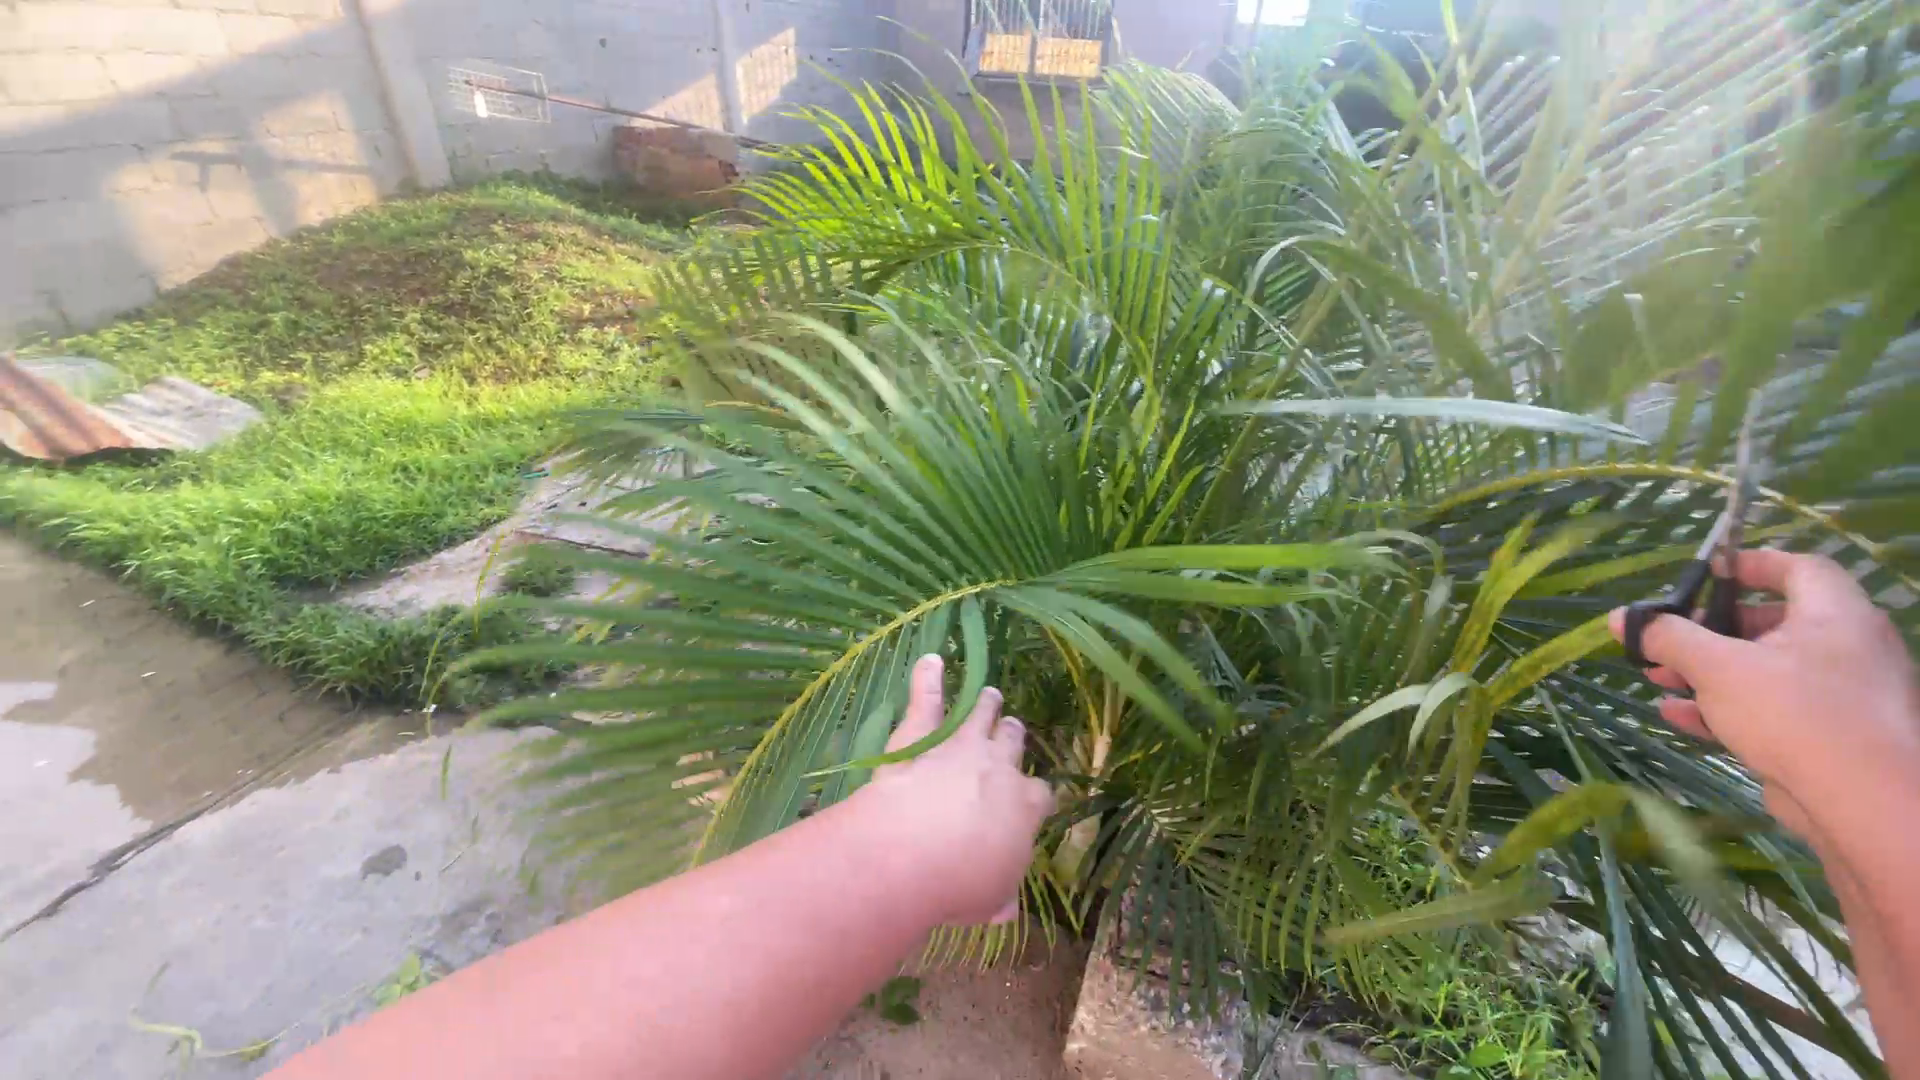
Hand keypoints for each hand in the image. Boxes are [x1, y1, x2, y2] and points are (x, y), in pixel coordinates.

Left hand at [841, 654, 1053, 925]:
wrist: (912, 852)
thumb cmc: (958, 884)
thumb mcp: (988, 900)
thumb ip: (999, 896)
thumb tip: (1005, 909)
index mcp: (1023, 806)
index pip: (1039, 794)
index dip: (1034, 795)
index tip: (1029, 798)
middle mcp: (999, 766)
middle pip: (1012, 741)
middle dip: (1012, 735)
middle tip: (1010, 728)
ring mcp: (960, 743)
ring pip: (980, 713)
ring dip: (985, 703)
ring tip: (988, 694)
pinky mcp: (922, 732)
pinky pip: (928, 696)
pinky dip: (929, 676)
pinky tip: (931, 659)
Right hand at [1609, 549, 1919, 837]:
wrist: (1865, 804)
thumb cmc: (1793, 713)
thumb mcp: (1714, 666)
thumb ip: (1666, 636)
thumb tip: (1621, 618)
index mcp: (1836, 618)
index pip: (1800, 568)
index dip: (1751, 563)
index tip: (1704, 574)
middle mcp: (1848, 648)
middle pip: (1771, 621)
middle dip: (1708, 629)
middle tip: (1666, 640)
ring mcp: (1842, 693)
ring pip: (1764, 667)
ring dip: (1706, 670)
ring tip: (1660, 679)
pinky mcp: (1830, 732)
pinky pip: (1769, 705)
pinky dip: (1724, 705)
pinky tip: (1680, 715)